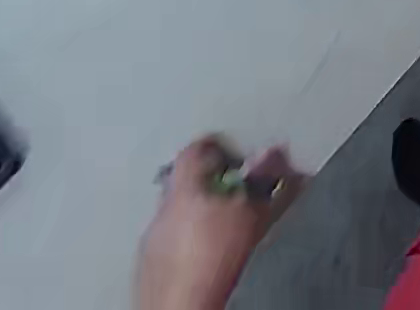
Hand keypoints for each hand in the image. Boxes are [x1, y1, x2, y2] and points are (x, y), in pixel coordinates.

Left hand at [135, 137, 304, 309]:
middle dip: (206, 184)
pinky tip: (203, 255)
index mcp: (184, 191)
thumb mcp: (253, 213)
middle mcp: (161, 213)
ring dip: (194, 214)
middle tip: (232, 189)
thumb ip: (264, 178)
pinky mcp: (145, 273)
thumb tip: (274, 152)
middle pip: (182, 183)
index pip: (193, 151)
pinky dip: (184, 241)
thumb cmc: (218, 259)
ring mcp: (149, 244)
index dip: (211, 145)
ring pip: (173, 215)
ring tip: (220, 225)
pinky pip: (167, 243)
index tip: (228, 148)